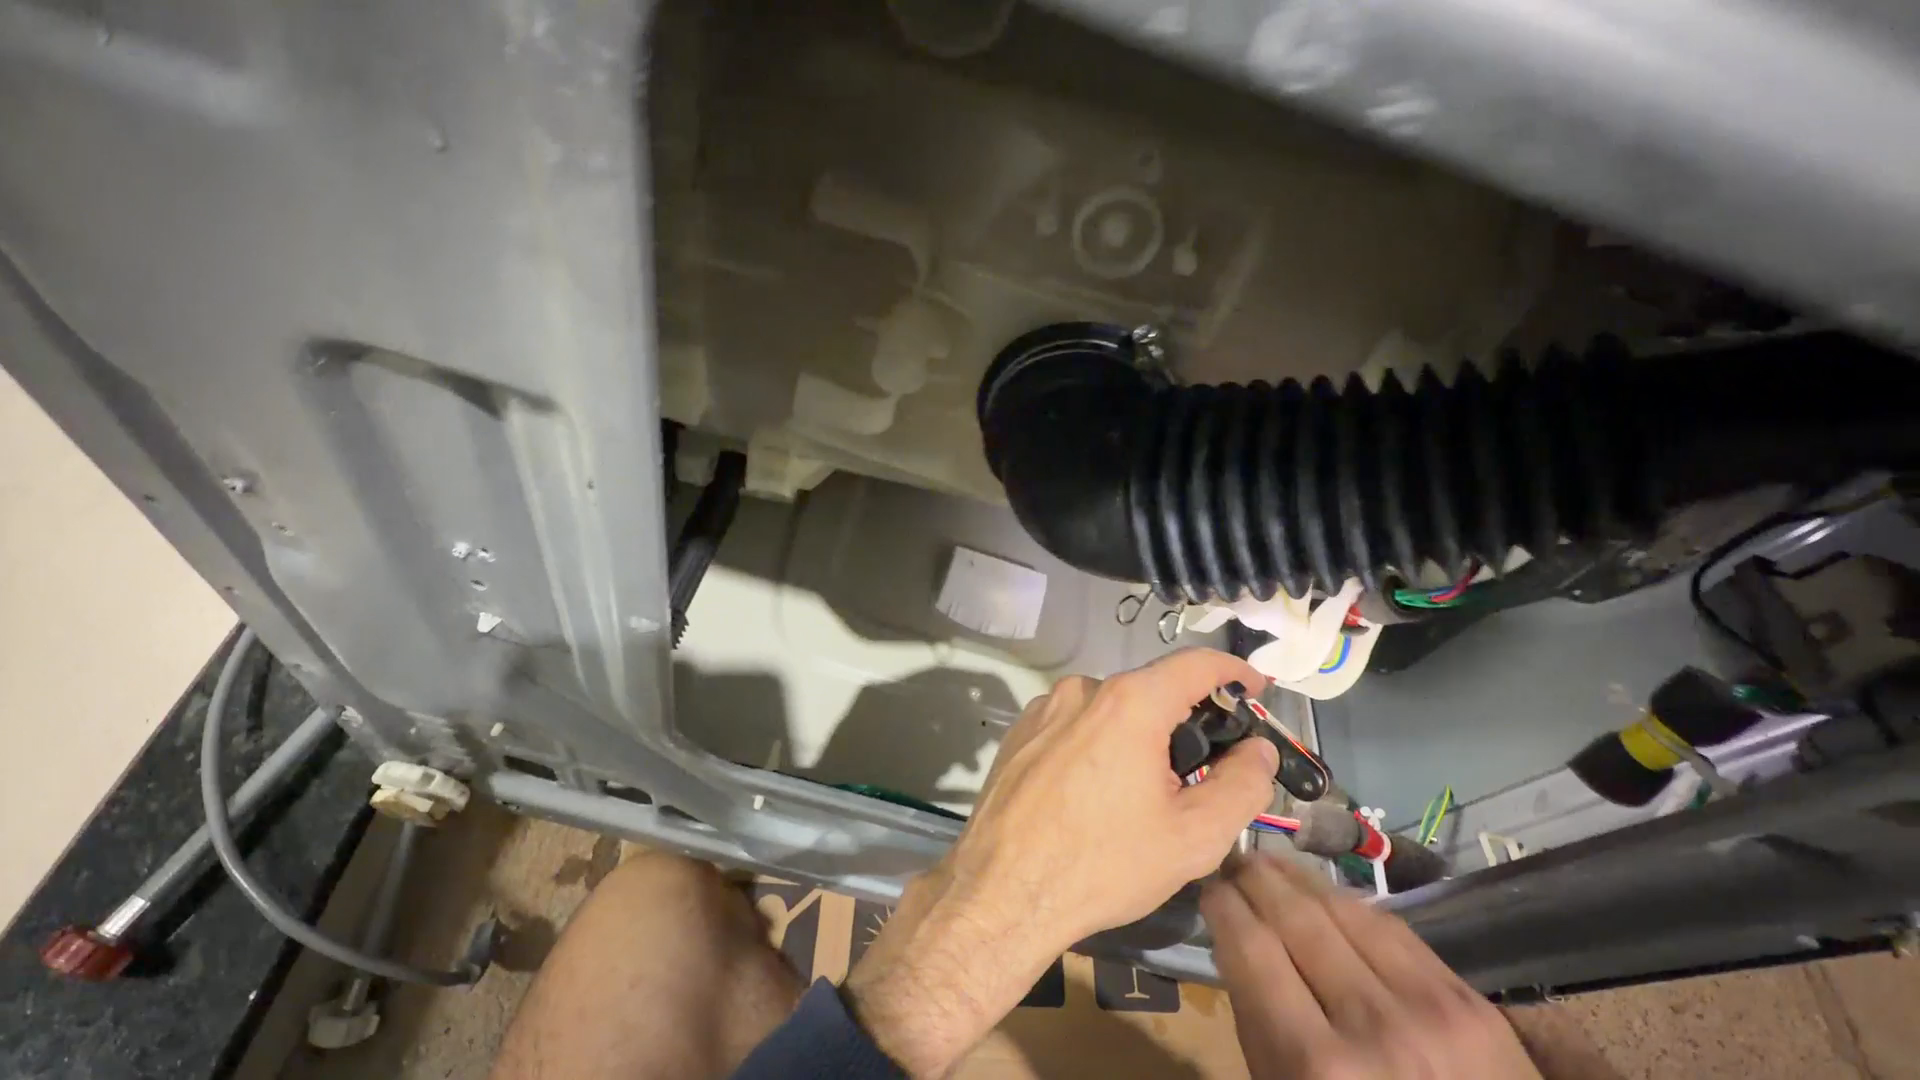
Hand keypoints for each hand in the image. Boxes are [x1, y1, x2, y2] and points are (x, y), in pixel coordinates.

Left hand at [846, 649, 1279, 1076]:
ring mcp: (1043, 709)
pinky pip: (1074, 727)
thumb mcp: (1193, 837)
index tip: (1257, 689)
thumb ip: (1242, 785)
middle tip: (1203, 770)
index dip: (1235, 672)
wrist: (1000, 894)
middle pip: (1151, 690)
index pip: (1196, 664)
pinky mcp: (1018, 734)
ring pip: (1110, 711)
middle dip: (1186, 721)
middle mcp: (1081, 690)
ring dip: (1138, 738)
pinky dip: (1098, 746)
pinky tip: (1094, 796)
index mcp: (1129, 702)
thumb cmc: (1103, 864)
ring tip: (1142, 795)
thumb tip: (1258, 750)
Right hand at [1202, 854, 1540, 1079]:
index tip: (1209, 888)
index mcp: (1316, 1065)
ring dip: (1301, 879)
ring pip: (1347, 911)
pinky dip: (1351, 905)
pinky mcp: (1470, 1003)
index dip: (1224, 906)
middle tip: (1234, 860)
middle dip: (1256, 879)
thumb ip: (1259, 1024)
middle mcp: (1372, 1026)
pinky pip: (1395, 931)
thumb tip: (1236, 942)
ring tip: (1272, 864)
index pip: (1252, 949)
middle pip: (1296, 918)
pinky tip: (1327, 893)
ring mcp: (1430, 1009)